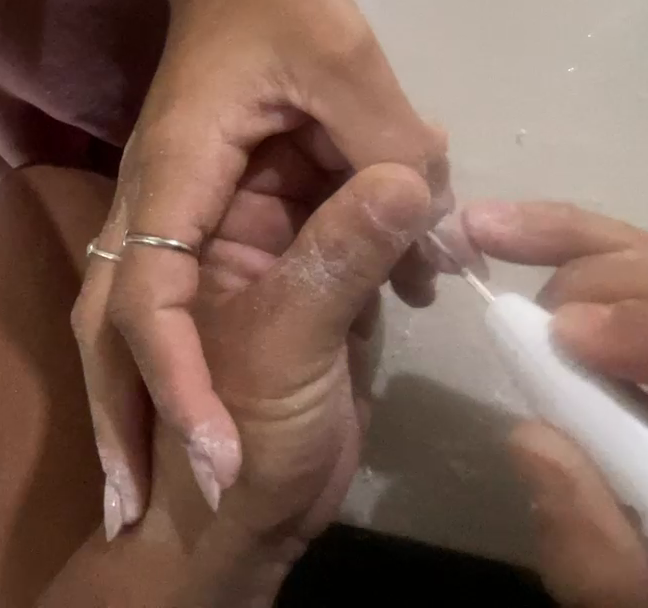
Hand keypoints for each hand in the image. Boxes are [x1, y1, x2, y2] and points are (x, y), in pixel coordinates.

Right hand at [73, 0, 450, 534]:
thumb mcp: (348, 65)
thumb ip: (392, 156)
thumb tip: (440, 251)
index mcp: (177, 171)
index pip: (152, 291)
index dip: (175, 381)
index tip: (219, 459)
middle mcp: (151, 196)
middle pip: (113, 317)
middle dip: (127, 414)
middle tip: (147, 508)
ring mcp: (162, 197)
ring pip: (131, 304)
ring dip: (143, 389)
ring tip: (167, 473)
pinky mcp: (188, 196)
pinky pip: (175, 276)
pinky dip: (182, 338)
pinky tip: (222, 376)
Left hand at [177, 164, 432, 604]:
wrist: (255, 523)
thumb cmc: (247, 430)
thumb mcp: (287, 339)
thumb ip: (339, 257)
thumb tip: (411, 178)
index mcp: (207, 217)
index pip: (268, 150)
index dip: (330, 128)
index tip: (394, 125)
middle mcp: (242, 221)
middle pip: (312, 165)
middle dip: (373, 164)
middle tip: (435, 156)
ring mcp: (286, 251)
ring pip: (345, 199)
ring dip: (394, 203)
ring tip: (440, 192)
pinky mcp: (327, 285)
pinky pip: (367, 241)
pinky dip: (401, 239)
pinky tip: (437, 234)